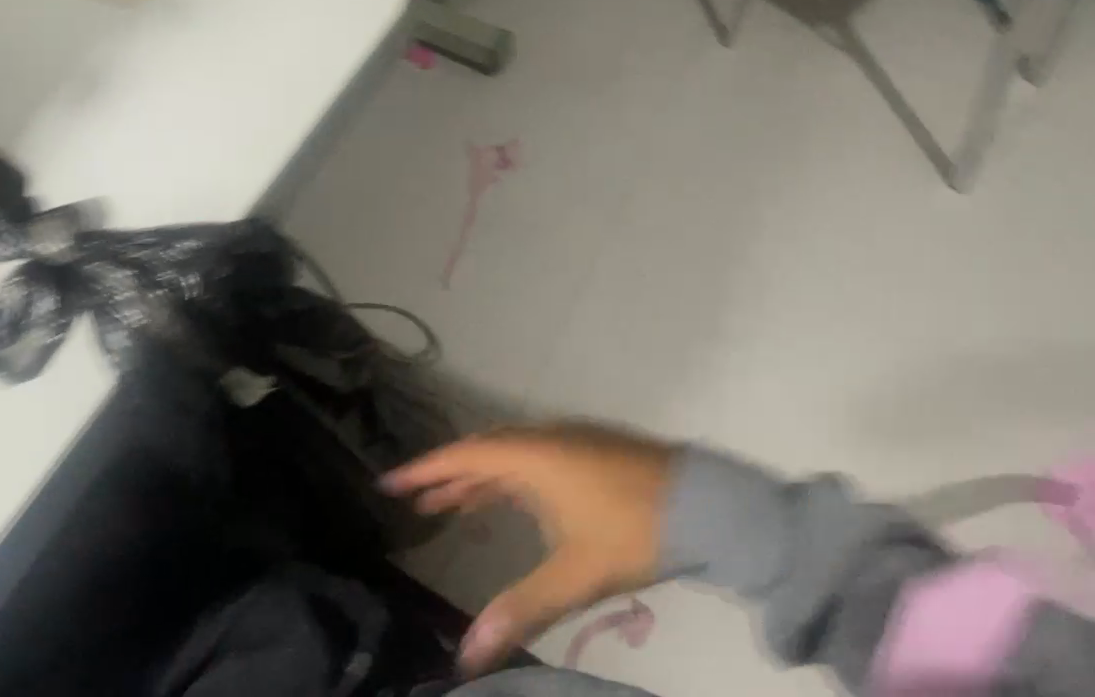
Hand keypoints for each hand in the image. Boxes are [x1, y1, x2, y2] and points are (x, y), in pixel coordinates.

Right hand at [380, 422, 677, 675]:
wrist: (706, 503)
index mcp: (534, 457)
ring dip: (478, 477)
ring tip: (448, 506)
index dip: (425, 470)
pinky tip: (510, 502)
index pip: (464, 457)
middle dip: (447, 475)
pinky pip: (532, 459)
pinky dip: (507, 478)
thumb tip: (465, 654)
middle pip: (484, 451)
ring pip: (510, 455)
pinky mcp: (590, 452)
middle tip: (415, 502)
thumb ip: (520, 610)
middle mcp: (546, 440)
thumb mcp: (576, 575)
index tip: (389, 484)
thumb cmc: (633, 530)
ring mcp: (571, 443)